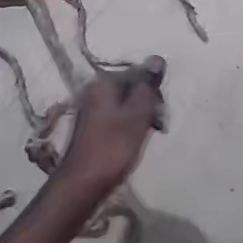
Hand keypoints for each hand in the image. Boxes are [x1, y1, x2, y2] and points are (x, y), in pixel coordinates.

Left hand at [56, 57, 165, 199]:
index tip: (160, 114)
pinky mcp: (92, 125)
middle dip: (148, 104)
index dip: (154, 92)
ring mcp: (91, 107)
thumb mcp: (138, 114)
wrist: (83, 183)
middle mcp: (94, 89)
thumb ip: (147, 85)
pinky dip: (129, 125)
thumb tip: (157, 58)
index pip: (140, 72)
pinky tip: (132, 141)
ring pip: (127, 103)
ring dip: (141, 116)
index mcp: (103, 82)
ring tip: (145, 136)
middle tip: (156, 127)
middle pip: (132, 87)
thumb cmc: (113, 147)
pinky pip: (118, 116)